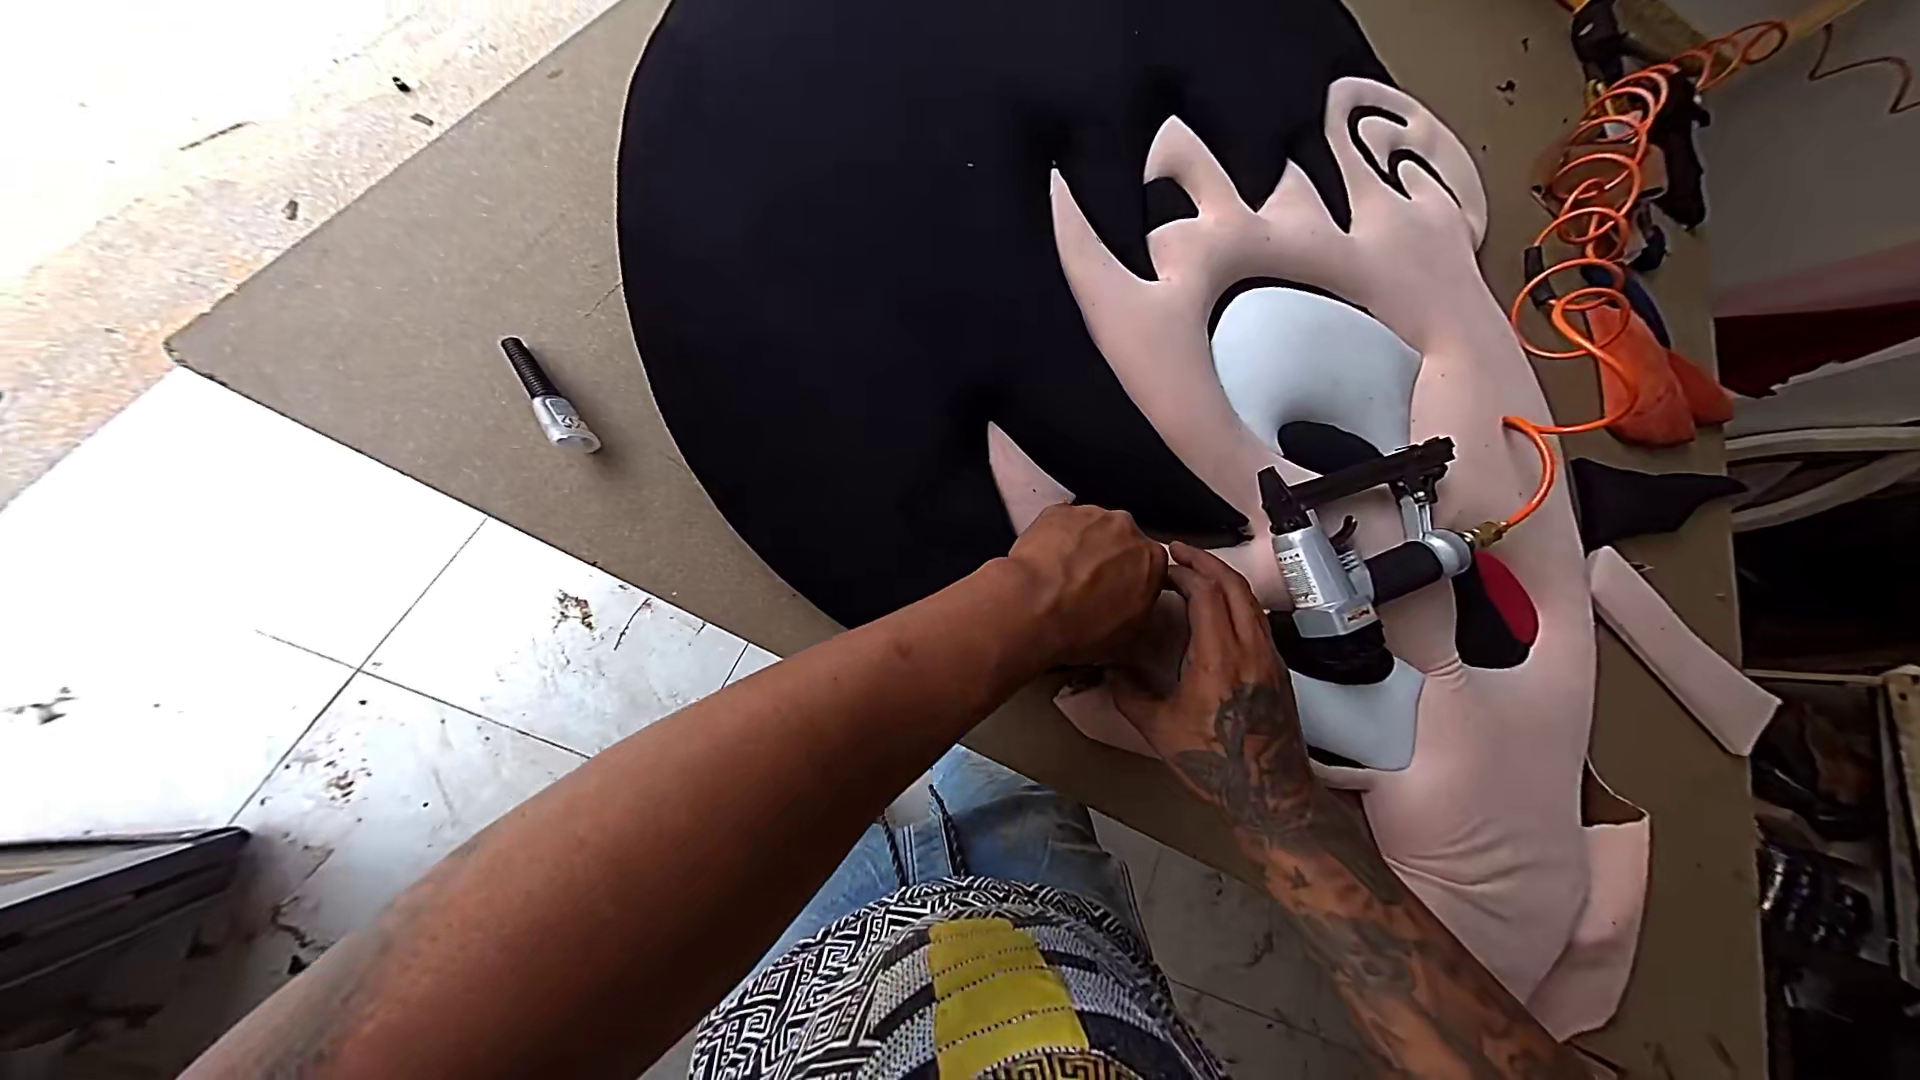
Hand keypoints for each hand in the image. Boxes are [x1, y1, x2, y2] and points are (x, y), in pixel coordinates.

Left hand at [1003, 504, 1167, 665]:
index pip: (1148, 562)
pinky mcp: (1058, 512)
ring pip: (1090, 527)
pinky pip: (1061, 522)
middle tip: (1085, 581)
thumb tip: (1131, 600)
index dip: (1130, 576)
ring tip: (1059, 572)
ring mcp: (1091, 515)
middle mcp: (1126, 528)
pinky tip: (1044, 560)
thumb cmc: (1080, 626)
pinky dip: (1055, 536)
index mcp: (1151, 559)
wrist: (1034, 608)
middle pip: (1119, 539)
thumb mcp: (1128, 632)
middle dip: (1106, 556)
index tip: (1116, 587)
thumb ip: (1140, 603)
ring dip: (1080, 544)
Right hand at [1108, 542, 1316, 843]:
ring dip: (1223, 577)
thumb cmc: (1215, 764)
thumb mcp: (1157, 729)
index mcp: (1219, 660)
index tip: (1162, 568)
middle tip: (1179, 551)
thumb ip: (1127, 692)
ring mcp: (1269, 658)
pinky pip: (1257, 618)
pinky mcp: (1277, 669)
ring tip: (1196, 570)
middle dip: (1206, 561)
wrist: (1270, 794)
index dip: (1183, 573)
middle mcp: (1250, 650)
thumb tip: (1109, 669)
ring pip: (1250, 600)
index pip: (1206, 594)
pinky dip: (1236, 599)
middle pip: (1234, 586)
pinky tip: (1217, 606)